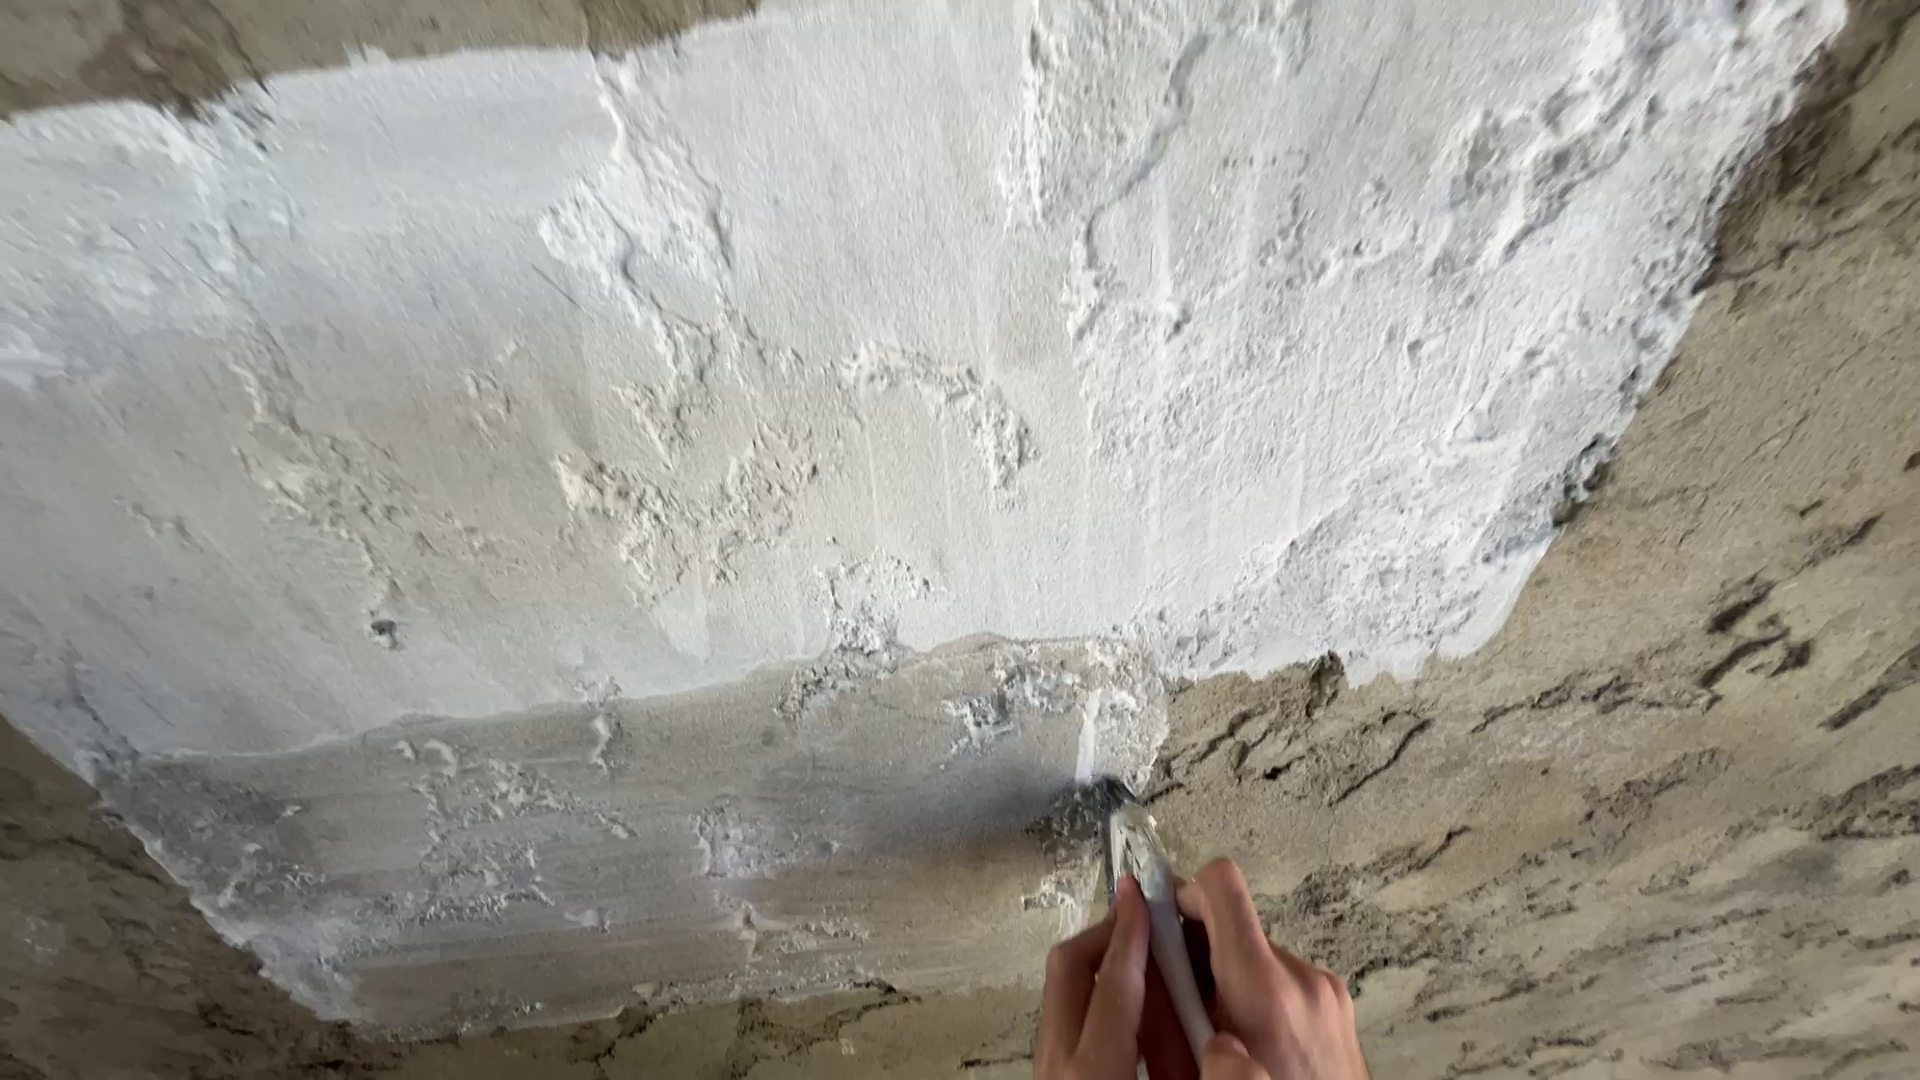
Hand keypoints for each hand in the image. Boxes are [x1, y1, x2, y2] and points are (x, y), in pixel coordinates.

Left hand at [1035, 876, 1241, 1079]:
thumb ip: (1202, 1072)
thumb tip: (1224, 1044)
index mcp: (1092, 1071)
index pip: (1113, 985)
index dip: (1131, 934)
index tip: (1140, 893)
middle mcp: (1056, 1059)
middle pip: (1068, 966)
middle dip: (1105, 932)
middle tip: (1144, 917)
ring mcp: (1044, 1064)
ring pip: (1062, 987)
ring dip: (1099, 963)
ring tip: (1144, 957)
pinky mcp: (1046, 1071)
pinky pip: (1064, 1014)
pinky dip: (1093, 996)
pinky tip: (1130, 1012)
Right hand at [1177, 859, 1369, 1079]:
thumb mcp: (1188, 1071)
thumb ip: (1159, 1007)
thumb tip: (1135, 949)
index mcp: (1261, 988)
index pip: (1220, 884)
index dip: (1184, 892)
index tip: (1163, 924)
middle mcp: (1301, 977)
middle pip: (1232, 921)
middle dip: (1198, 947)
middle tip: (1181, 996)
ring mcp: (1327, 991)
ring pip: (1254, 951)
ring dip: (1228, 975)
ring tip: (1220, 1032)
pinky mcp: (1339, 1005)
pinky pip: (1281, 976)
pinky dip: (1256, 994)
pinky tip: (1253, 1044)